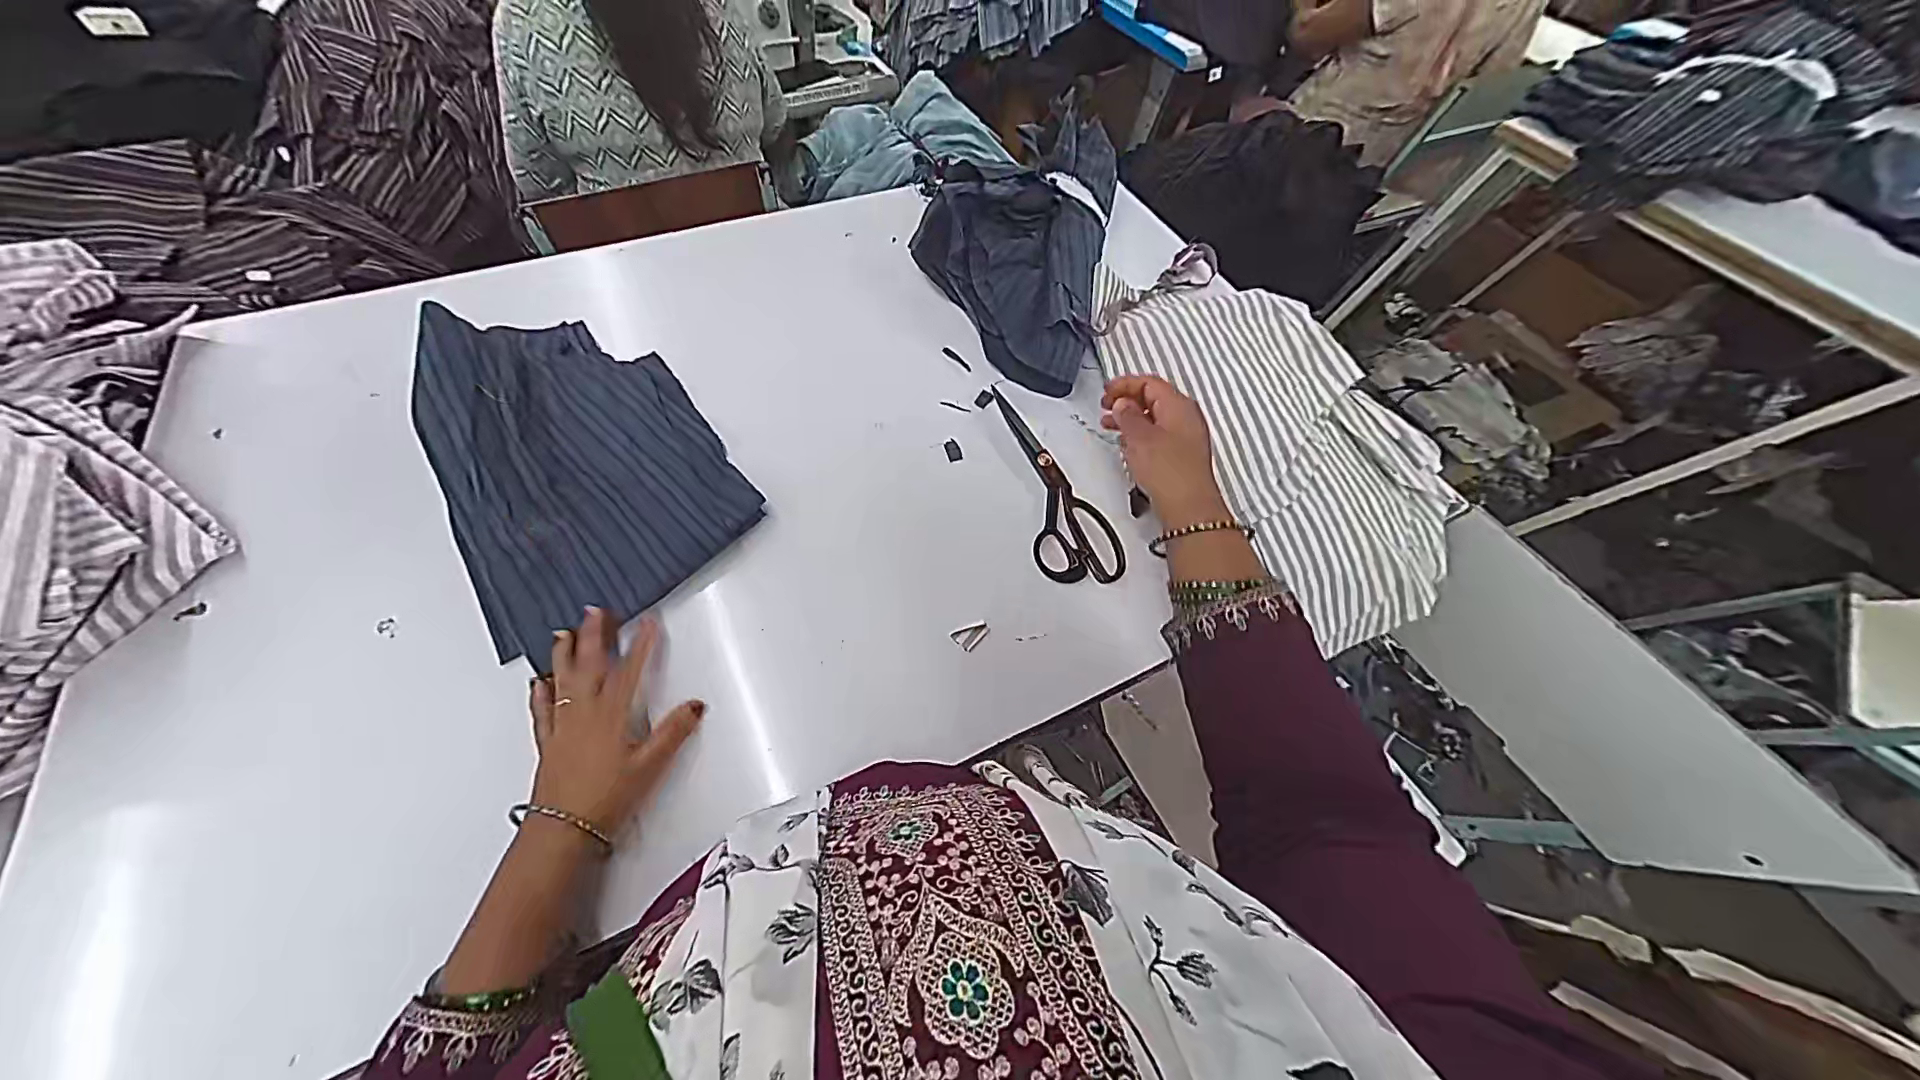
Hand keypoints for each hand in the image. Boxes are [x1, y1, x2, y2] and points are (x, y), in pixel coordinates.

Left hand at [529, 608, 703, 838]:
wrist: (564, 829)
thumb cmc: (606, 798)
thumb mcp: (652, 765)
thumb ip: (674, 732)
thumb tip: (693, 706)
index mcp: (612, 715)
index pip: (630, 669)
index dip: (641, 643)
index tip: (647, 622)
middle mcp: (585, 714)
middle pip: (590, 665)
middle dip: (594, 635)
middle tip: (597, 612)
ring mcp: (563, 727)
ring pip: (563, 680)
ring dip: (564, 654)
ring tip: (564, 634)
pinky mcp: (549, 743)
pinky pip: (543, 709)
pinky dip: (541, 692)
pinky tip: (539, 683)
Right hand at [1101, 375, 1230, 528]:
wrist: (1188, 506)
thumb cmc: (1171, 472)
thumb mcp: (1139, 437)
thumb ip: (1127, 415)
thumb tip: (1123, 405)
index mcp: (1179, 406)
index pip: (1150, 382)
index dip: (1125, 384)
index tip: (1108, 391)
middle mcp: (1186, 418)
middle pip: (1154, 398)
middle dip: (1127, 400)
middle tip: (1107, 405)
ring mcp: (1186, 437)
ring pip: (1155, 418)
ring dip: (1132, 418)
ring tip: (1112, 425)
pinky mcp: (1181, 455)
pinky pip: (1158, 435)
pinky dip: (1141, 434)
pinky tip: (1129, 446)